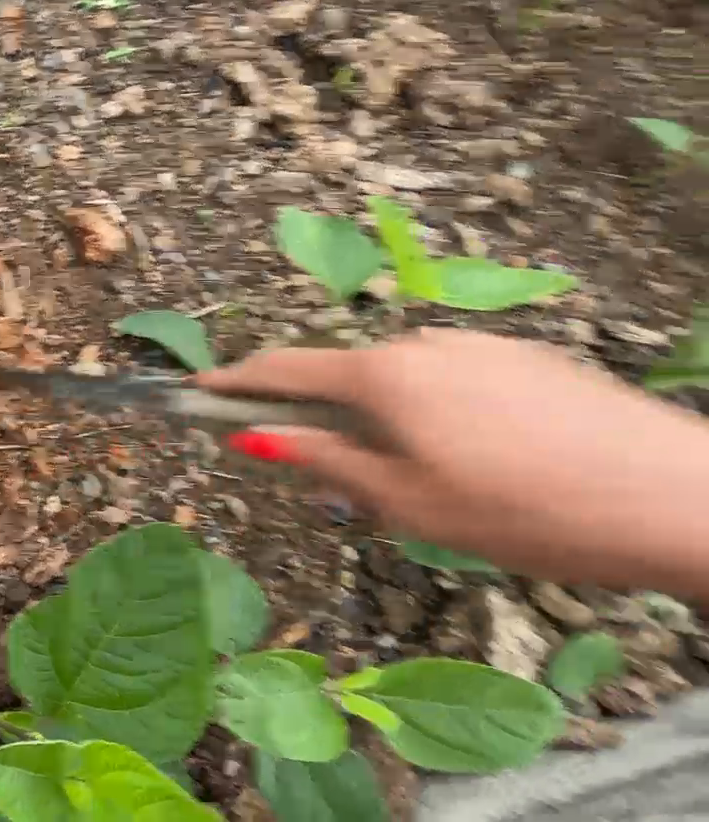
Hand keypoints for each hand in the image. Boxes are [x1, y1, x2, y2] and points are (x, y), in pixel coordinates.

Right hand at [199, 328, 708, 598]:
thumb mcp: (405, 501)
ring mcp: (479, 347)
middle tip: (329, 469)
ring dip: (383, 415)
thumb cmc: (528, 511)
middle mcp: (421, 344)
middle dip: (321, 413)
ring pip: (401, 379)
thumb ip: (321, 460)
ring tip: (421, 475)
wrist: (697, 503)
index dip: (233, 380)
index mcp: (381, 374)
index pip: (281, 368)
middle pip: (342, 374)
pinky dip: (435, 409)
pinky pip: (452, 379)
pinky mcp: (530, 360)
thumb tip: (249, 436)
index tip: (197, 389)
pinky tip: (481, 457)